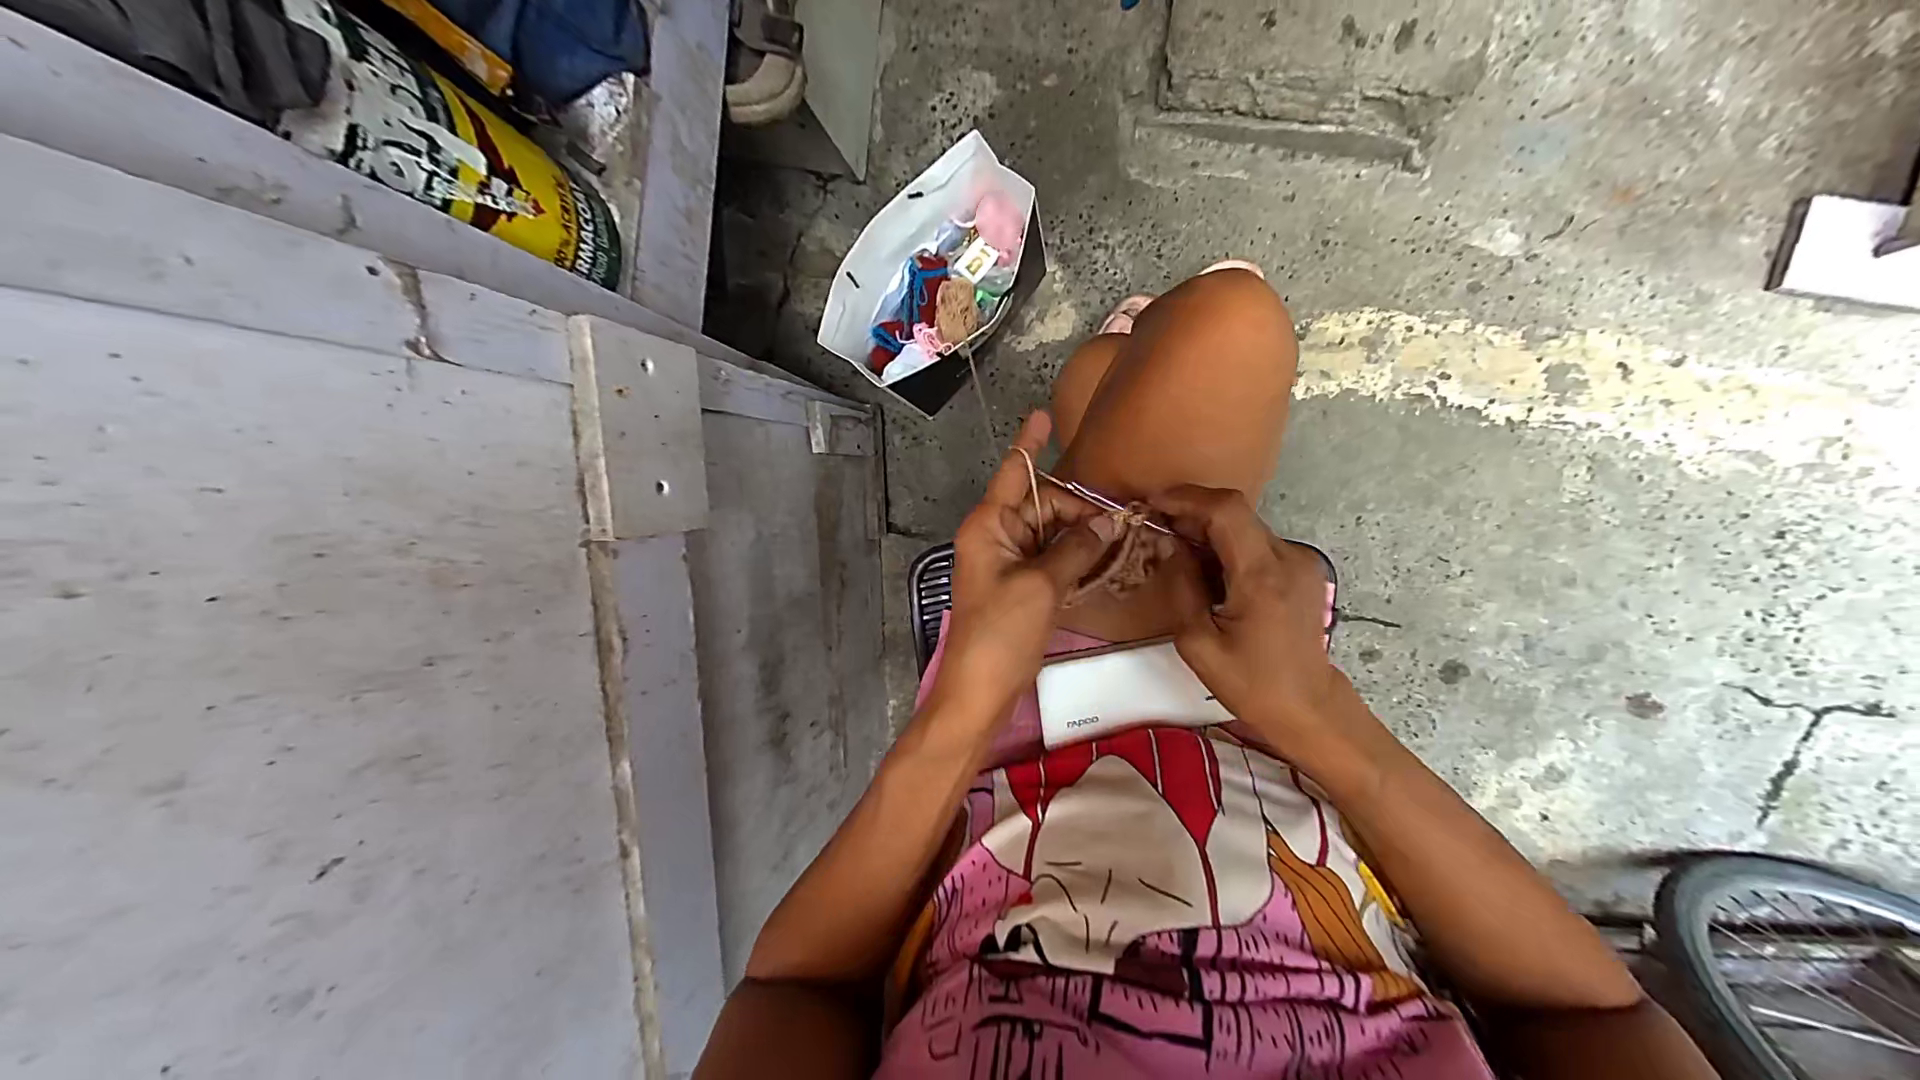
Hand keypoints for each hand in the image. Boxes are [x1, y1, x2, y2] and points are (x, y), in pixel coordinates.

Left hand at [933, 412, 1121, 717]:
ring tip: (1118, 540)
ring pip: (1051, 530)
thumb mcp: (1042, 586)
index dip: (1030, 443)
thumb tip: (1110, 522)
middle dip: (1079, 508)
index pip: (1013, 472)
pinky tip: (1102, 559)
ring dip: (1081, 533)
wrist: (981, 688)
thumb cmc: (1002, 633)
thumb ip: (1077, 548)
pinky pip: (1051, 556)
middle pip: (1042, 503)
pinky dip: (1075, 555)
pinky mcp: (1020, 584)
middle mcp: (995, 534)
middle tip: (1119, 525)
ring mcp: (1007, 560)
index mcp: (989, 524)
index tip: (1043, 415)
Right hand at [1153, 485, 1381, 770]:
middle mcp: (1288, 558)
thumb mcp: (1198, 643)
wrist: (1309, 707)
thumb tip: (1169, 544)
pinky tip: (1207, 571)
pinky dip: (1226, 546)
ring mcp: (1300, 561)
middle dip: (1191, 514)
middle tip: (1156, 527)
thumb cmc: (1250, 683)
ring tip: (1177, 551)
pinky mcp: (1302, 569)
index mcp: (1262, 576)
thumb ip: (1181, 586)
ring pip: (1244, 526)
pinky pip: (1256, 543)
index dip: (1186, 498)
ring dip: (1207, 531)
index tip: (1153, 503)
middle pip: (1235, 513)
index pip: (1226, 510)